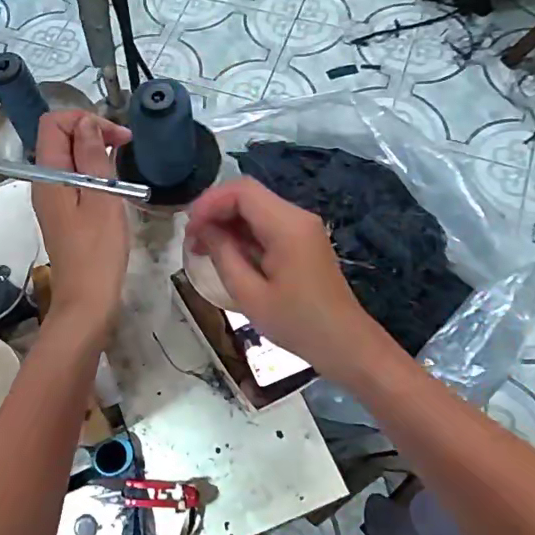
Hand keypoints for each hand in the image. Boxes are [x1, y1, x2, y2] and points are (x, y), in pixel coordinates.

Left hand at [32, 110, 132, 340]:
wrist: (87, 298)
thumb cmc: (98, 250)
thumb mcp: (102, 198)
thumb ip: (92, 157)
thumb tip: (87, 124)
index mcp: (49, 175)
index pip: (54, 123)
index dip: (84, 119)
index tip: (115, 136)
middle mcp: (44, 183)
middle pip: (59, 137)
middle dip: (91, 132)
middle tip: (124, 146)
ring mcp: (52, 199)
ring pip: (68, 158)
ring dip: (94, 153)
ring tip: (122, 166)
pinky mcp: (63, 213)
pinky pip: (74, 179)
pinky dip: (94, 173)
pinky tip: (113, 187)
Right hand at [184, 177, 394, 379]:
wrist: (344, 343)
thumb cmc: (297, 323)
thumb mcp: (249, 294)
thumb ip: (223, 254)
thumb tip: (203, 229)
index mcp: (287, 226)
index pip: (242, 191)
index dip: (209, 203)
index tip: (189, 230)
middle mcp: (297, 217)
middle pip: (248, 196)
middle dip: (215, 212)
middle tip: (192, 241)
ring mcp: (303, 228)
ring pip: (256, 209)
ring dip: (227, 223)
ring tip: (203, 250)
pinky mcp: (303, 241)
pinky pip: (268, 225)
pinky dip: (244, 234)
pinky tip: (227, 255)